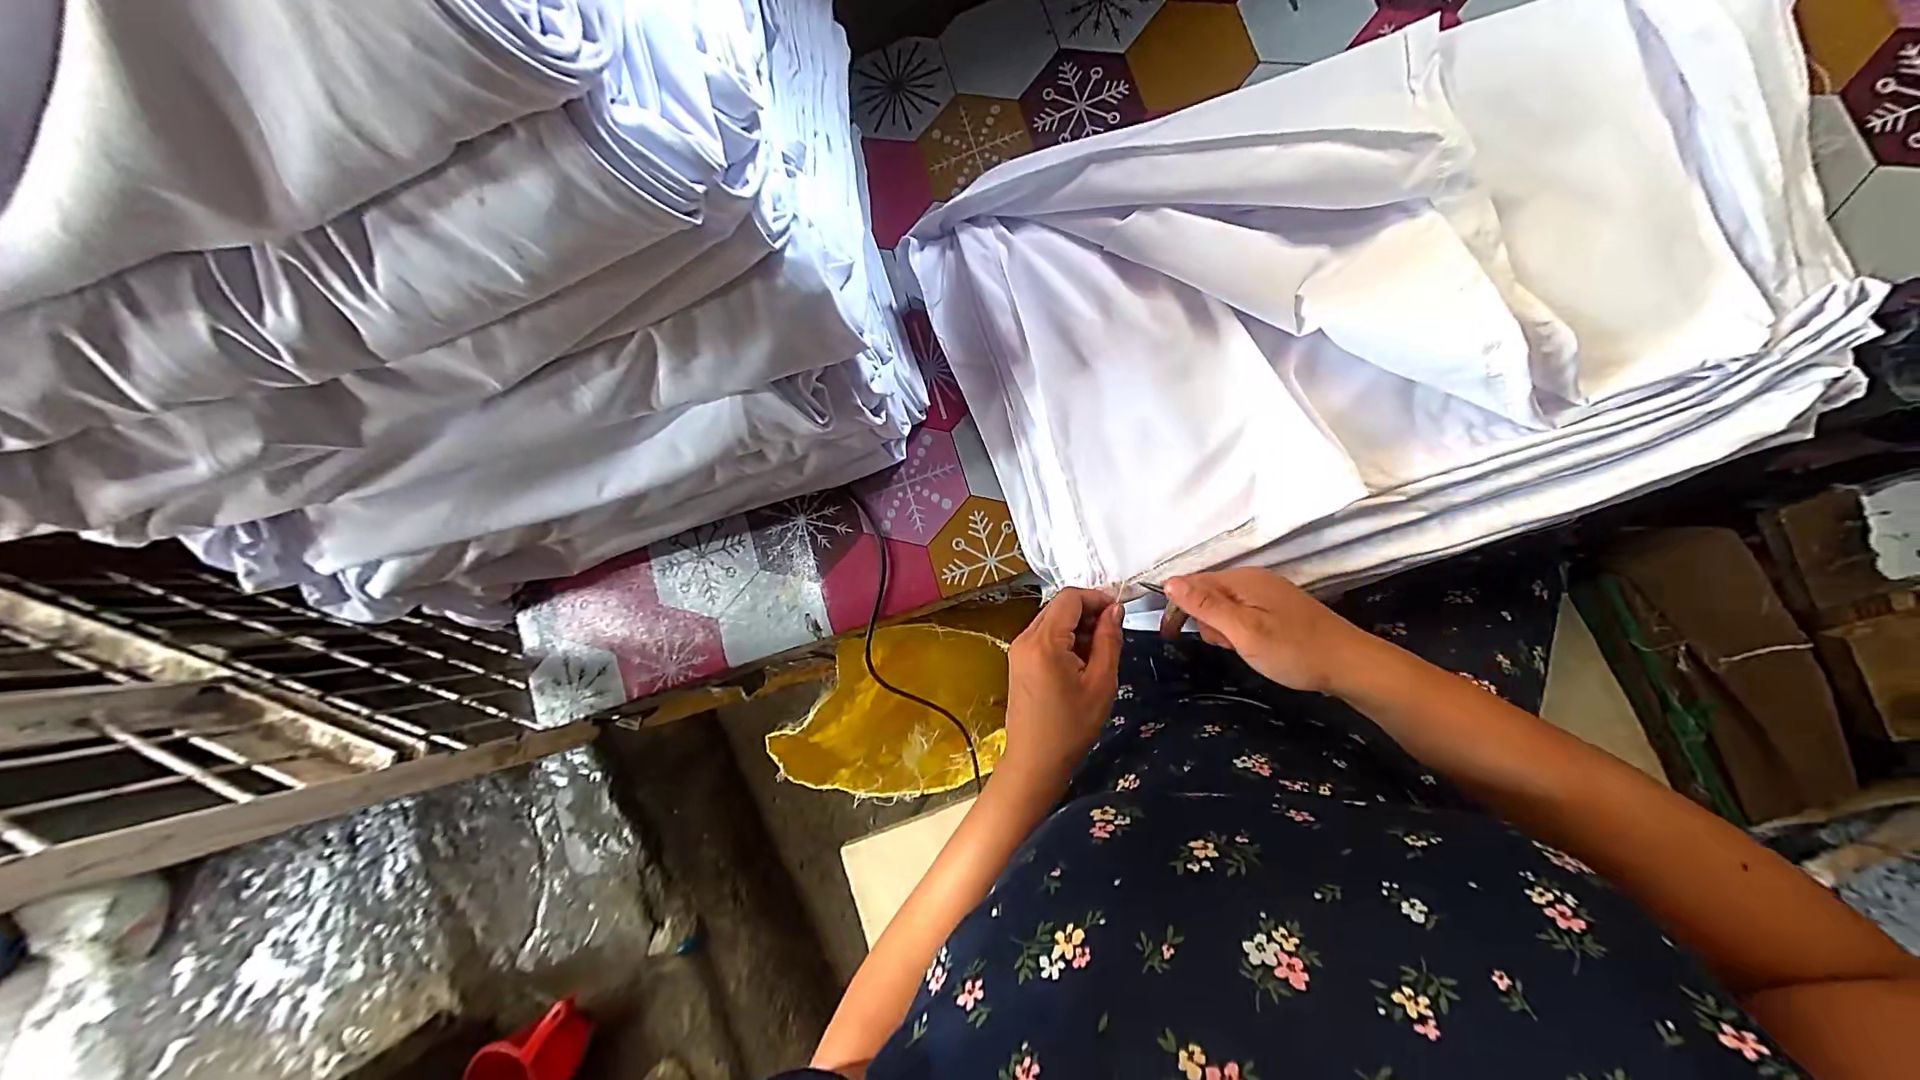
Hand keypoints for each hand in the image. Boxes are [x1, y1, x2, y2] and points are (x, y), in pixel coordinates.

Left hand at [1002, 587, 1122, 782]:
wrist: (1035, 760)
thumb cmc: (1071, 726)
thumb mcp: (1101, 682)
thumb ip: (1109, 640)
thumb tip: (1115, 610)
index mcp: (1043, 642)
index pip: (1070, 598)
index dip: (1097, 598)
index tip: (1118, 613)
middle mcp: (1025, 638)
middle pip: (1059, 606)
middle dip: (1088, 612)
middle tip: (1111, 635)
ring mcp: (1018, 648)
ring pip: (1052, 619)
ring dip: (1077, 626)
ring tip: (1098, 653)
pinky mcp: (1018, 659)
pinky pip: (1044, 635)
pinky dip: (1064, 638)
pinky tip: (1080, 661)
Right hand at [1161, 568, 1373, 693]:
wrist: (1350, 666)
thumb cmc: (1294, 650)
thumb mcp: (1243, 631)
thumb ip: (1205, 606)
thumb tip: (1169, 582)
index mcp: (1242, 580)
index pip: (1191, 583)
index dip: (1177, 607)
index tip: (1172, 635)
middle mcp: (1252, 579)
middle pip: (1206, 594)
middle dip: (1207, 622)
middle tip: (1229, 644)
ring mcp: (1266, 592)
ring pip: (1223, 607)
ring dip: (1224, 629)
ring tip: (1244, 648)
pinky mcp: (1276, 607)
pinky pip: (1241, 613)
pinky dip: (1239, 631)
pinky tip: (1254, 646)